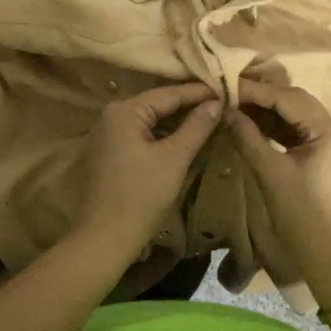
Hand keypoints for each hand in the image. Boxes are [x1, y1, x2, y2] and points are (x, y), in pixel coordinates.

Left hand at [76, 83, 222, 256]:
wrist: (104, 240)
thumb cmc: (141, 196)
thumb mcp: (174, 159)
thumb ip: (196, 127)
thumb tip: (216, 103)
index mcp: (125, 111)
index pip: (169, 94)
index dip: (199, 92)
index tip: (226, 90)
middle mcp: (112, 116)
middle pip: (158, 104)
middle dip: (189, 105)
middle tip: (219, 103)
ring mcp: (108, 135)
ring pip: (150, 120)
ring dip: (177, 122)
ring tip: (207, 118)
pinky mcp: (109, 153)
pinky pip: (141, 135)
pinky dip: (162, 136)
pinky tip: (184, 138)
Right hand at [224, 79, 330, 301]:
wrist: (326, 257)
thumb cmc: (301, 214)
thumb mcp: (270, 173)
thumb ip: (248, 137)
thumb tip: (226, 111)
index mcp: (327, 130)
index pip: (287, 98)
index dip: (255, 91)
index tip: (227, 85)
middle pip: (293, 101)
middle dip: (261, 96)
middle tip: (230, 93)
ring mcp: (328, 143)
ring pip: (294, 115)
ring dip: (266, 111)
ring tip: (235, 107)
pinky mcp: (320, 157)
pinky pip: (295, 132)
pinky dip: (273, 127)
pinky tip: (251, 126)